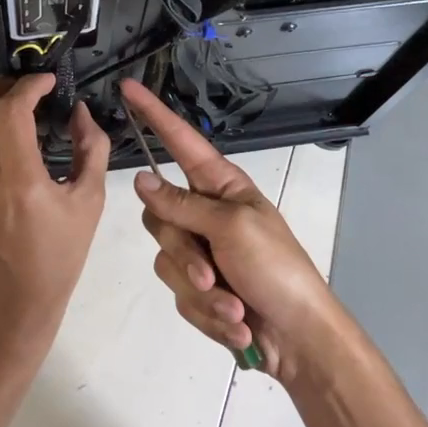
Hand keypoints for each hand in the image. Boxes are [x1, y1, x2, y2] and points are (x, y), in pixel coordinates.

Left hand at [0, 73, 108, 354]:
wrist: (4, 313)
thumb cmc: (55, 262)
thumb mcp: (88, 206)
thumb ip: (91, 150)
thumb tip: (80, 113)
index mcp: (20, 181)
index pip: (12, 109)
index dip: (30, 84)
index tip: (48, 81)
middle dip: (1, 86)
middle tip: (27, 91)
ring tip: (19, 123)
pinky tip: (6, 161)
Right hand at [123, 79, 343, 383]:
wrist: (300, 339)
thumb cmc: (276, 268)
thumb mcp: (231, 228)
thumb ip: (181, 204)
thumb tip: (140, 177)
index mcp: (220, 185)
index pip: (178, 141)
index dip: (153, 114)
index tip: (127, 87)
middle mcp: (205, 213)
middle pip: (159, 215)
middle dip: (184, 254)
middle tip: (211, 274)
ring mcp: (201, 252)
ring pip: (167, 260)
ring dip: (202, 293)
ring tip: (235, 308)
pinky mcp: (199, 289)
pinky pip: (180, 294)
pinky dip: (208, 314)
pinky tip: (237, 324)